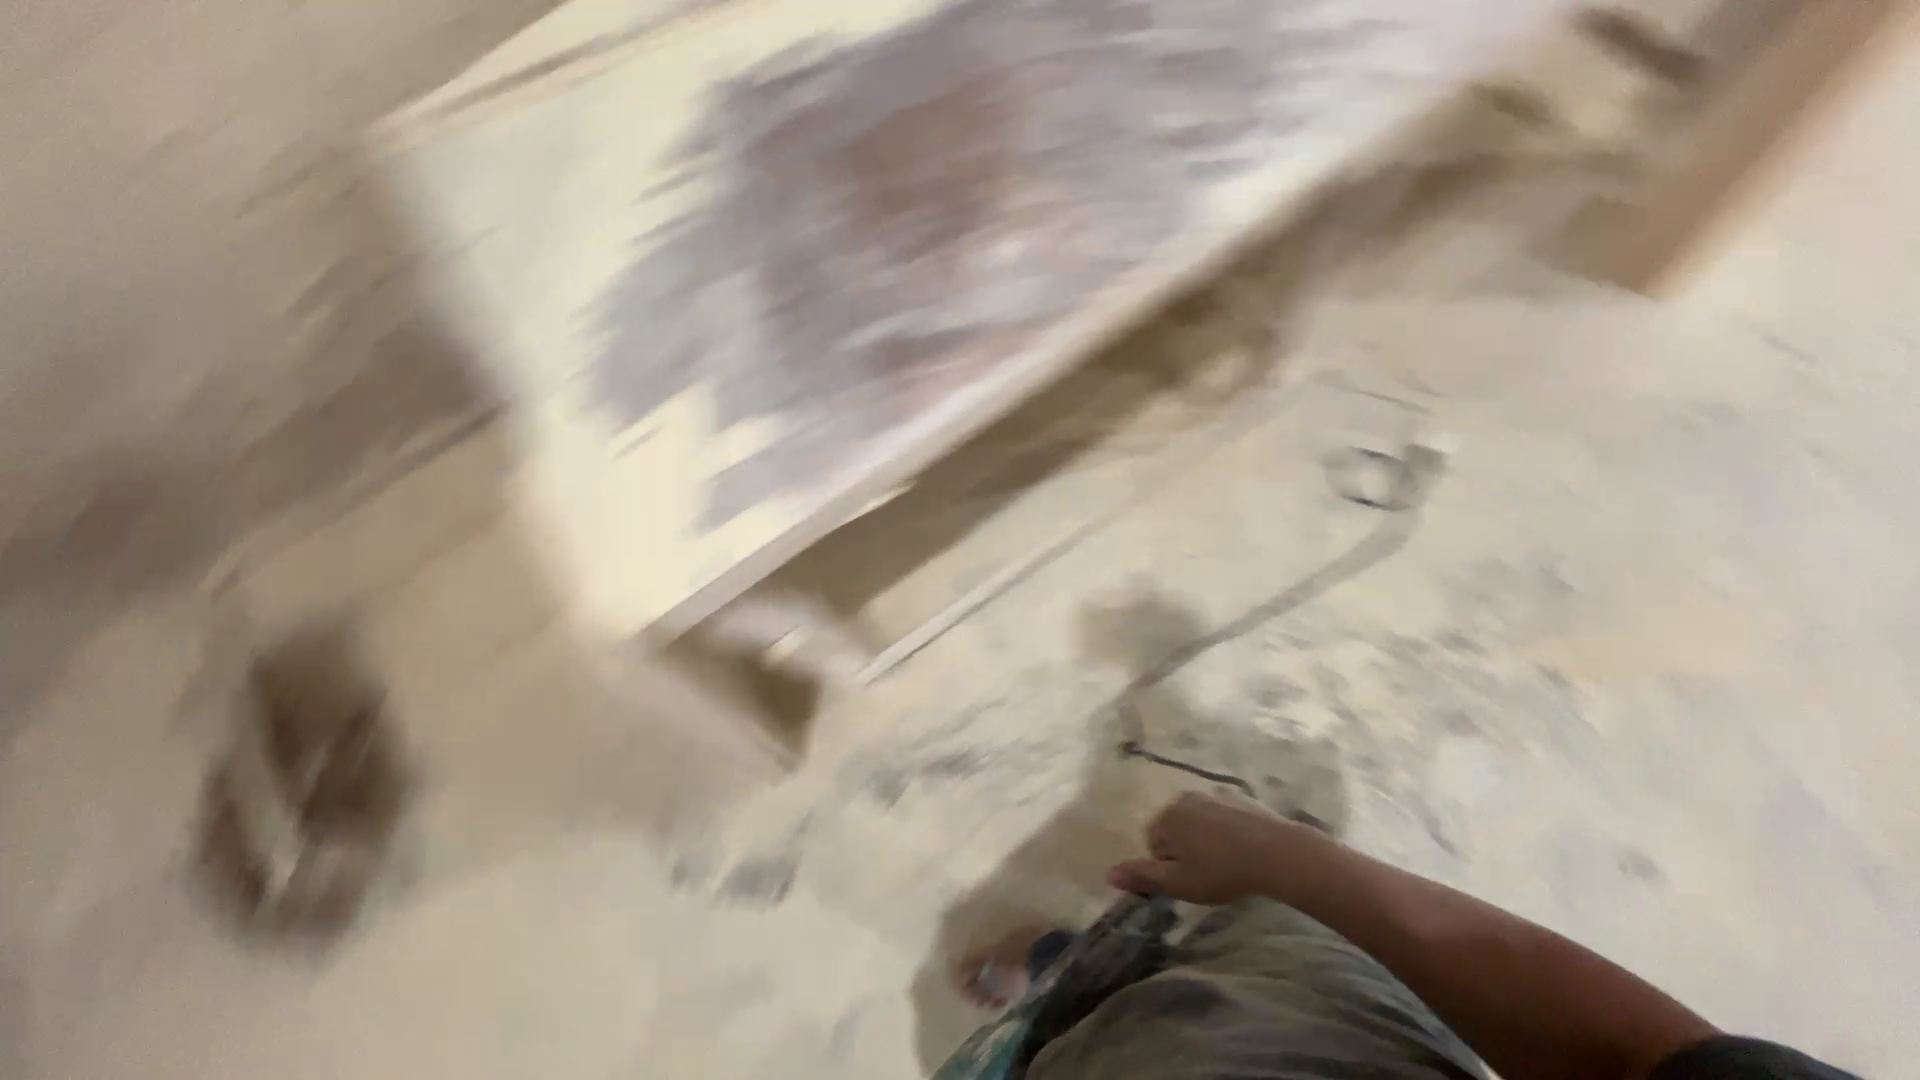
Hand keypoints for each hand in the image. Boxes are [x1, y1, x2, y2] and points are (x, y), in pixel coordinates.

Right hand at [1107, 792, 1300, 904]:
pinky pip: (1221, 817)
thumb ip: (1142, 876)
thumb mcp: (1179, 883)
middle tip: (1206, 874)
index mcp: (1167, 818)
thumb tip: (1107, 873)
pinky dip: (1226, 831)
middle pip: (1173, 829)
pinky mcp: (1239, 798)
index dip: (1168, 867)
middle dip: (1184, 850)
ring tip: (1226, 864)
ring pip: (1198, 822)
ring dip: (1204, 840)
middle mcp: (1185, 799)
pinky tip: (1243, 850)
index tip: (1189, 880)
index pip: (1152, 844)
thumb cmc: (1221, 871)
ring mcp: (1213, 795)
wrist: (1276, 852)